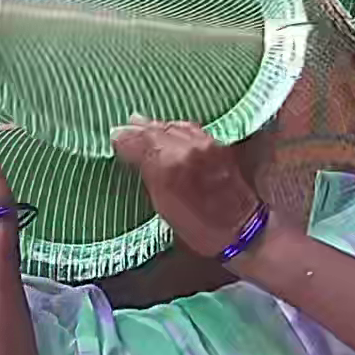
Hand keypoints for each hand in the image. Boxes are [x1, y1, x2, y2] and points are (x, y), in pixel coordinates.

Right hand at [110, 117, 260, 258]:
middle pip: (155, 129)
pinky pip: (188, 128)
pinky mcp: (216, 143)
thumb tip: (127, 149)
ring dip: (155, 127)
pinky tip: (167, 131)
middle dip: (137, 129)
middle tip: (123, 130)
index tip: (114, 139)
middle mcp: (187, 146)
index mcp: (169, 163)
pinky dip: (173, 128)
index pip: (139, 140)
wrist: (241, 229)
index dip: (124, 138)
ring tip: (141, 127)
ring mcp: (204, 142)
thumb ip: (146, 171)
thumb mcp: (162, 203)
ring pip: (172, 125)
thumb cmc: (196, 225)